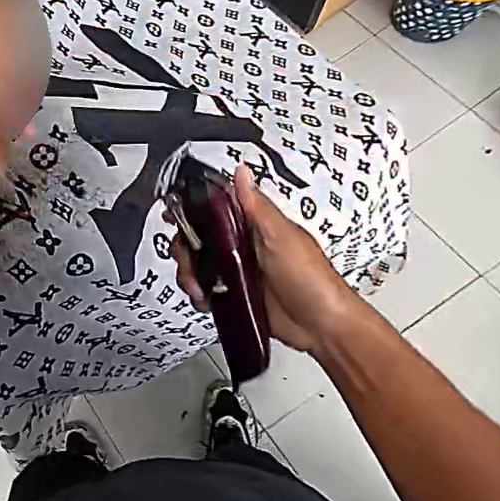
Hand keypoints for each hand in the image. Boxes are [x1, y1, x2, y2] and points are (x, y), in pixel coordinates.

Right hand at [168, 165, 364, 356]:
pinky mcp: (238, 295)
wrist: (322, 328)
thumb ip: (256, 206)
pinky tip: (205, 299)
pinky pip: (208, 290)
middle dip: (187, 246)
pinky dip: (200, 294)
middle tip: (189, 258)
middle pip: (201, 237)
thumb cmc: (314, 280)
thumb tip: (242, 172)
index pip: (218, 207)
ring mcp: (241, 271)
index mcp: (257, 224)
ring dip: (191, 273)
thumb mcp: (281, 237)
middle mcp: (247, 245)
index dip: (194, 208)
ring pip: (201, 264)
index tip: (176, 214)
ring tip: (198, 285)